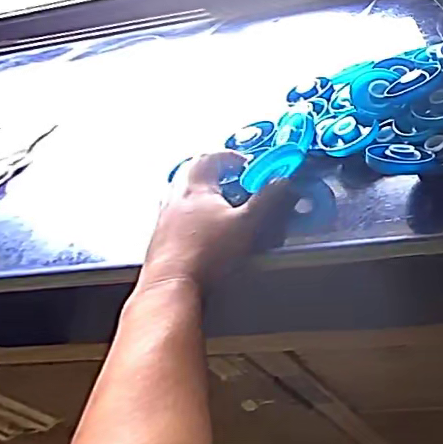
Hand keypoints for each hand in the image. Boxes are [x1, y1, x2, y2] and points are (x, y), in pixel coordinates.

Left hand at [142, 152, 294, 285]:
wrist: (171, 286)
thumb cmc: (206, 253)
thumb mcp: (248, 222)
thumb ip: (268, 199)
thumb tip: (280, 181)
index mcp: (195, 189)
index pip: (209, 158)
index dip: (231, 156)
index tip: (247, 163)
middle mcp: (175, 200)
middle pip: (191, 171)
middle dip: (214, 170)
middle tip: (233, 176)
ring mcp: (165, 219)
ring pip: (182, 192)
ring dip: (203, 191)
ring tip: (223, 201)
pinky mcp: (161, 238)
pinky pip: (178, 214)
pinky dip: (194, 212)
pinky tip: (208, 228)